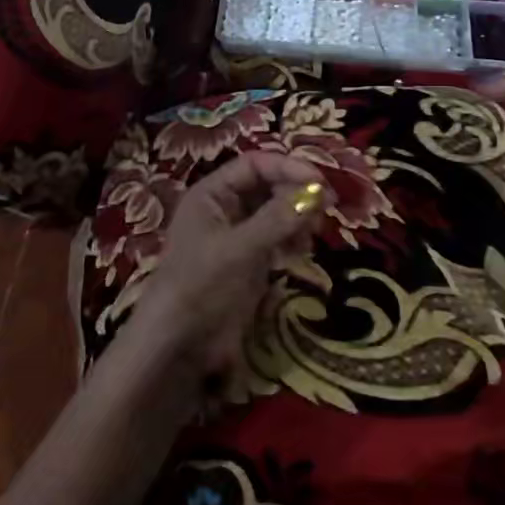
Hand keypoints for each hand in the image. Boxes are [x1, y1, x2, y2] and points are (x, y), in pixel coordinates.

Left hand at [125, 151, 327, 381]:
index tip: (321, 184)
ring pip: (274, 213)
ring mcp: (235, 236)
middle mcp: (222, 209)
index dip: (288, 168)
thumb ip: (277, 219)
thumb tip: (316, 192)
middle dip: (295, 193)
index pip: (253, 165)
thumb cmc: (200, 284)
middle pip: (267, 186)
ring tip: (312, 235)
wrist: (179, 339)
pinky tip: (300, 253)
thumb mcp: (239, 249)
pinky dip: (291, 240)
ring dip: (297, 217)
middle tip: (324, 212)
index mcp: (210, 195)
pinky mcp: (246, 262)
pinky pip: (275, 239)